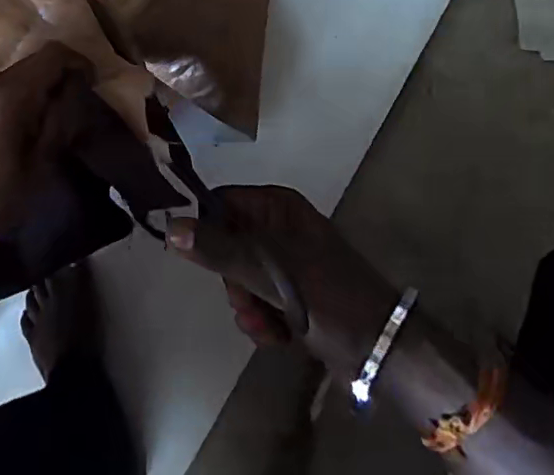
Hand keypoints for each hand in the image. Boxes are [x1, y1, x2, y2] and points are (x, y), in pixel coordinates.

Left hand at [0, 42, 90, 245]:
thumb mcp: (39, 166)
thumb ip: (59, 122)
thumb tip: (76, 91)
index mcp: (12, 95)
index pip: (53, 54)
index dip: (80, 62)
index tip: (95, 85)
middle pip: (39, 58)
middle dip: (66, 71)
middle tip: (84, 98)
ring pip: (25, 69)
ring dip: (48, 81)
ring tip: (64, 111)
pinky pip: (12, 82)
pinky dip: (32, 89)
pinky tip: (38, 119)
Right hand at [166, 185, 399, 380]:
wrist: (383, 349)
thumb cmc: (329, 296)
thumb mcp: (269, 271)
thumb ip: (218, 249)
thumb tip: (170, 226)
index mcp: (276, 206)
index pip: (220, 204)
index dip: (209, 233)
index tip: (210, 263)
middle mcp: (279, 227)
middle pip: (226, 244)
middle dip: (233, 281)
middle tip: (249, 300)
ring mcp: (287, 261)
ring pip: (239, 277)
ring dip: (247, 306)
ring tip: (267, 326)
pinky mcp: (292, 294)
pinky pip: (257, 299)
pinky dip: (261, 320)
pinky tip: (278, 337)